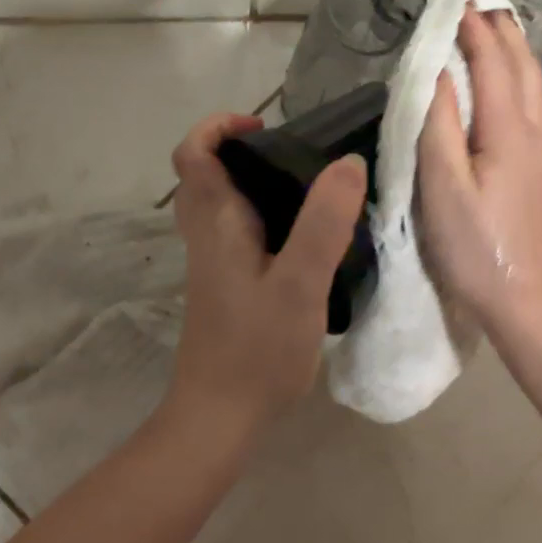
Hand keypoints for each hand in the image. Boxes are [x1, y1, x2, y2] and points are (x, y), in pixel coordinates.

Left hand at [166, 112, 367, 432]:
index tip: (265, 125)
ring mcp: (213, 263)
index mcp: (217, 223)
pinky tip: (304, 240)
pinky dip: (263, 217)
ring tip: (309, 191)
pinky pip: (236, 232)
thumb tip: (348, 163)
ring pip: (221, 205)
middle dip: (241, 151)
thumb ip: (324, 223)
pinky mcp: (225, 286)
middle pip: (205, 174)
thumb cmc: (257, 349)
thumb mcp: (301, 284)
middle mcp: (207, 236)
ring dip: (254, 184)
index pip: (192, 154)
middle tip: (294, 155)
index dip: (218, 126)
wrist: (219, 417)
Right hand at [418, 9, 541, 335]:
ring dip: (514, 55)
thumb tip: (436, 70)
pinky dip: (517, 84)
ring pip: (533, 90)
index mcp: (509, 131)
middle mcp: (534, 135)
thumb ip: (439, 125)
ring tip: (493, 36)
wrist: (537, 309)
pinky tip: (504, 95)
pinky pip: (531, 111)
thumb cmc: (481, 251)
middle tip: (481, 5)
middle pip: (525, 69)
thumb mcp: (445, 188)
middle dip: (503, 31)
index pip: (493, 63)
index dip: (474, 29)